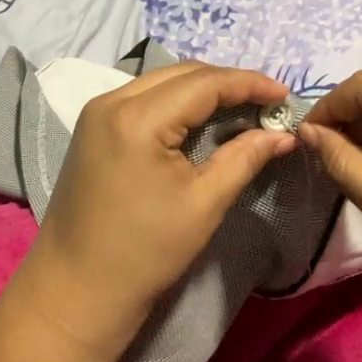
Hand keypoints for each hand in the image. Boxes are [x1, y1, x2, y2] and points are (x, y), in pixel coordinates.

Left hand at [14, 62, 295, 356]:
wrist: (76, 288)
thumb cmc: (144, 253)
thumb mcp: (203, 204)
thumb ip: (244, 158)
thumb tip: (283, 134)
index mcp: (137, 118)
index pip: (203, 83)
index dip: (248, 83)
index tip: (285, 95)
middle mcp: (112, 100)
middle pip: (181, 74)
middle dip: (227, 83)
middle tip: (267, 103)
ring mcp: (97, 110)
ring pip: (161, 81)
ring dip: (202, 89)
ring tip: (241, 107)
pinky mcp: (92, 125)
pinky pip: (143, 96)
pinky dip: (176, 100)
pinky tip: (201, 117)